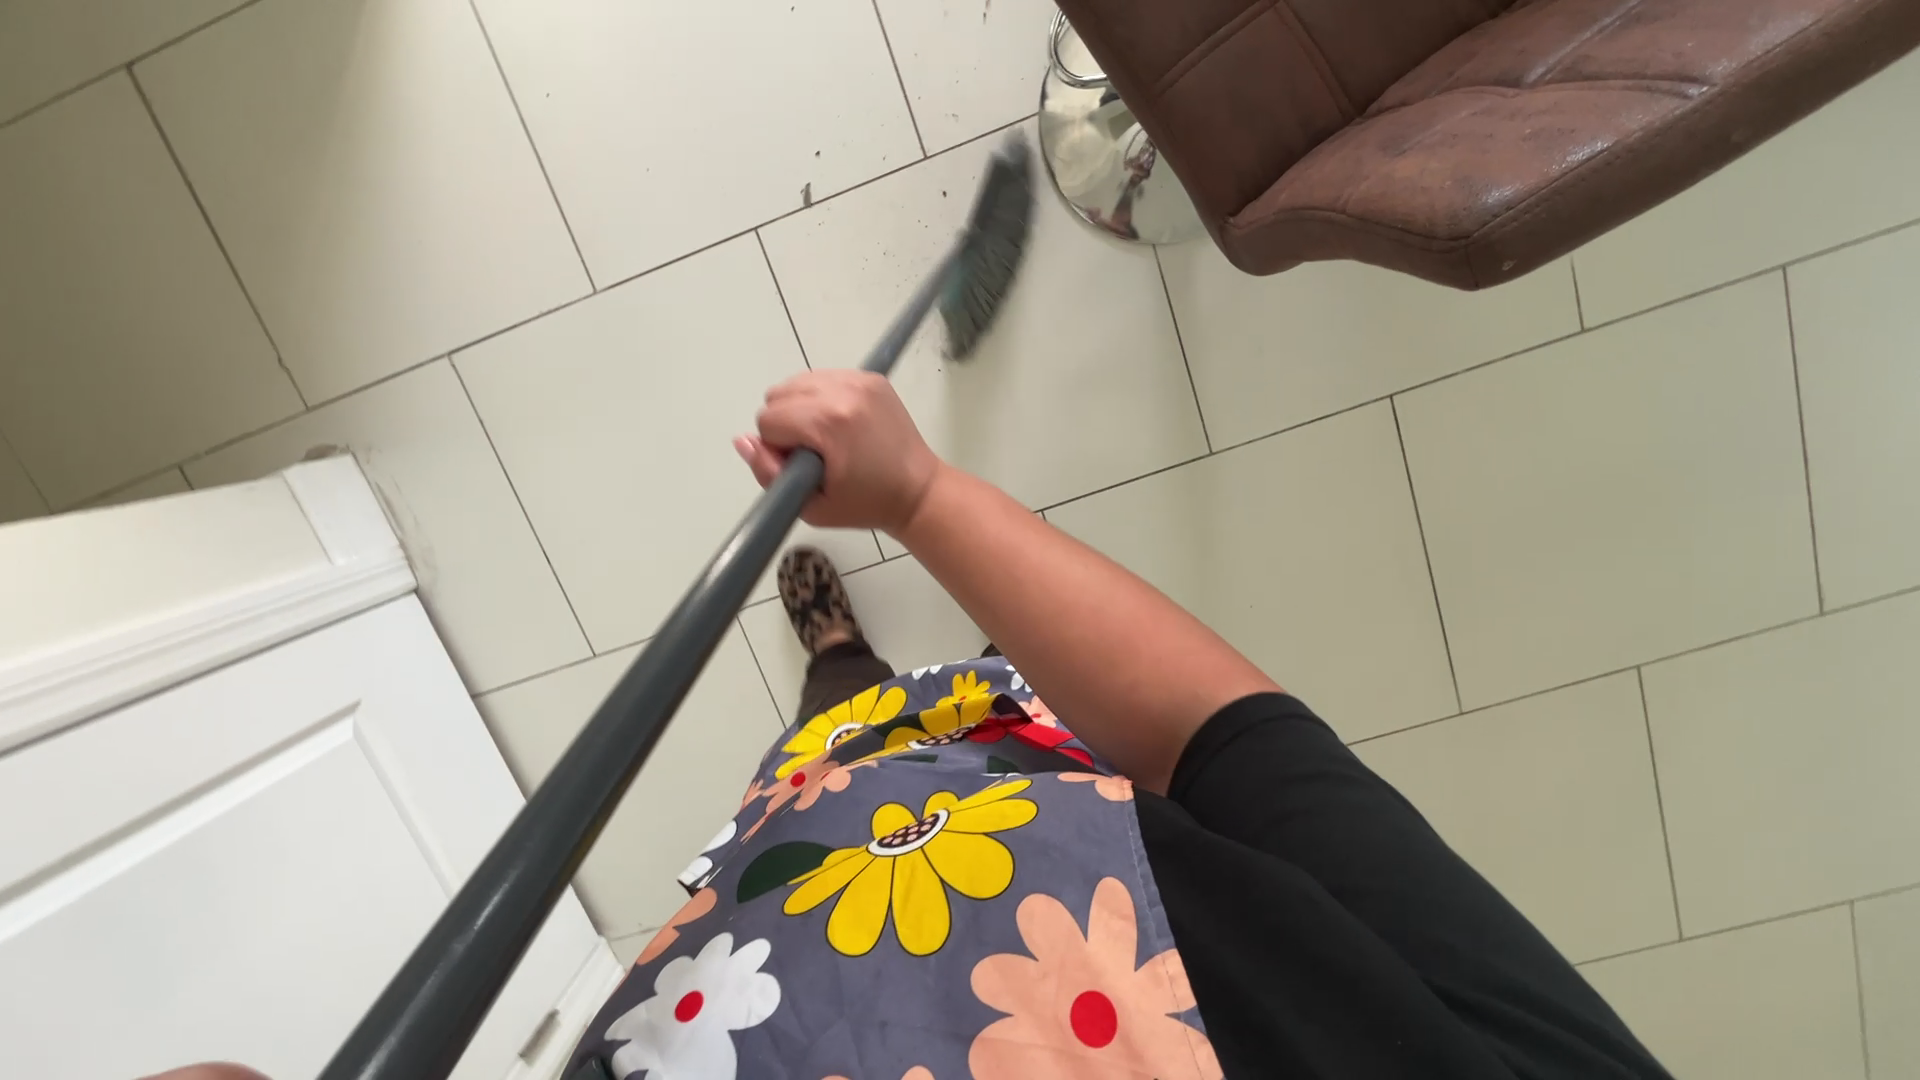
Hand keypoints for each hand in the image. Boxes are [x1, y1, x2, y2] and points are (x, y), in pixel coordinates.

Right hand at [734, 370, 942, 531]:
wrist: (917, 490)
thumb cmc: (864, 504)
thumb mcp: (811, 506)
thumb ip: (770, 474)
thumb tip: (742, 440)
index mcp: (828, 422)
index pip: (768, 421)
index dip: (777, 449)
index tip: (803, 467)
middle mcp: (842, 391)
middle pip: (778, 395)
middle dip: (786, 425)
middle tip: (815, 453)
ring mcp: (859, 379)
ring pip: (797, 383)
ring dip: (801, 409)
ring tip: (827, 438)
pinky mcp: (870, 376)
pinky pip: (822, 378)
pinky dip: (821, 398)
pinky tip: (841, 425)